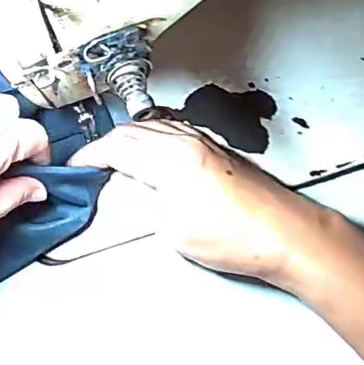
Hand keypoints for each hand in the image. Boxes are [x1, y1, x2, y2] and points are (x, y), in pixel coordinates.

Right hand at [67, 119, 351, 293]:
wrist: (286, 235)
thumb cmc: (241, 236)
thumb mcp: (173, 229)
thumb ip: (143, 202)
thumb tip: (127, 189)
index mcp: (171, 158)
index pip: (116, 146)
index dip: (90, 156)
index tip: (77, 165)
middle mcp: (186, 142)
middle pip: (131, 131)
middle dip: (105, 145)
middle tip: (91, 164)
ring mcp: (203, 142)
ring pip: (152, 127)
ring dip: (128, 139)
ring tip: (115, 159)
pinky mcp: (215, 149)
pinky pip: (171, 132)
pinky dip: (150, 138)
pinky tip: (150, 153)